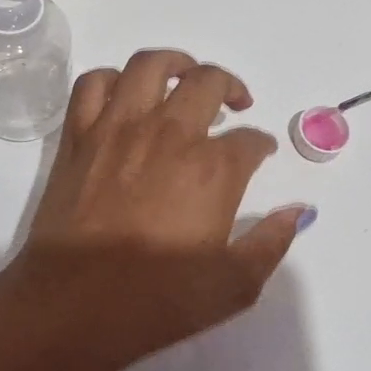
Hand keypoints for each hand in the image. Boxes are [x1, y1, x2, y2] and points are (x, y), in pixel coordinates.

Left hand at [11, 50, 313, 362]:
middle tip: (234, 103)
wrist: (73, 306)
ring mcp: (118, 128)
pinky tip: (124, 95)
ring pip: (150, 65)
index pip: (250, 140)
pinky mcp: (78, 136)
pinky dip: (112, 78)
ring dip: (176, 63)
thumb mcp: (233, 286)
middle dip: (230, 87)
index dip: (261, 145)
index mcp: (213, 168)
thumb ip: (271, 243)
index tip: (260, 154)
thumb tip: (298, 211)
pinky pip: (93, 83)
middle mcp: (170, 134)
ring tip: (185, 77)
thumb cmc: (157, 301)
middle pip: (207, 82)